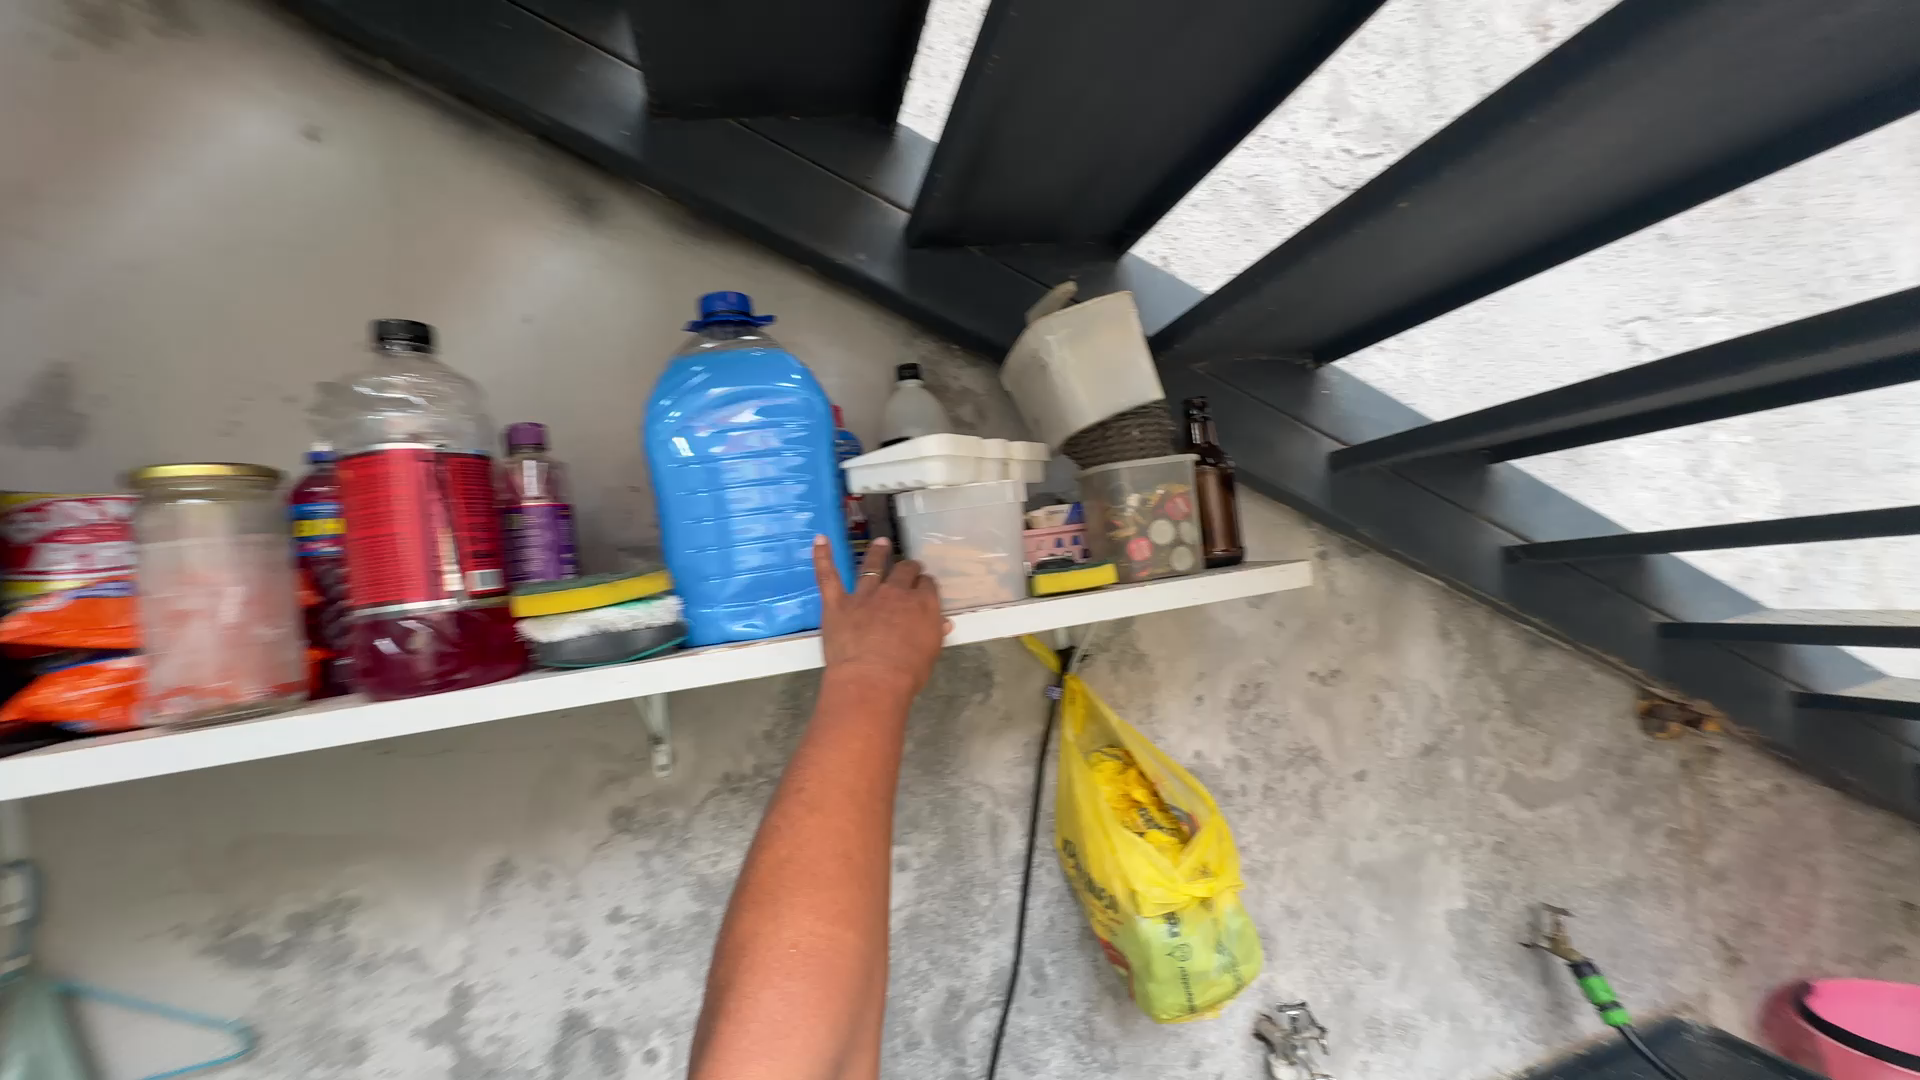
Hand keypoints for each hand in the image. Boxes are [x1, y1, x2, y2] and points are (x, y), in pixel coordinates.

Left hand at [813, 534, 949, 698]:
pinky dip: (823, 556)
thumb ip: (934, 632)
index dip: (925, 585)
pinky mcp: (837, 602)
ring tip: (881, 543)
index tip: (924, 587)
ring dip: (878, 553)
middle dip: (909, 568)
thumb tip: (943, 622)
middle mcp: (895, 592)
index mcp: (922, 604)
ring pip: (872, 567)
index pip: (927, 586)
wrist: (872, 679)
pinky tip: (820, 540)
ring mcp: (865, 595)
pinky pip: (828, 576)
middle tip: (909, 567)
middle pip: (904, 571)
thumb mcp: (930, 653)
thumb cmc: (907, 674)